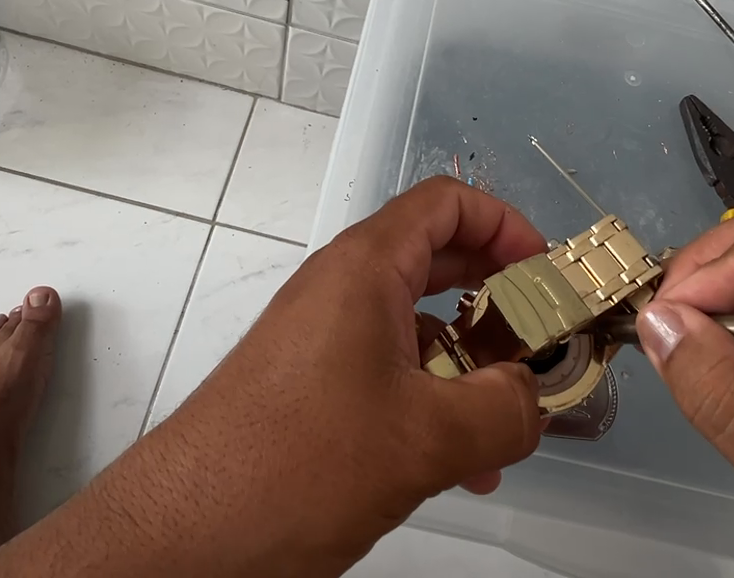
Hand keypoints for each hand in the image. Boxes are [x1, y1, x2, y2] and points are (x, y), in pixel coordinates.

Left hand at [0, 177, 546, 577]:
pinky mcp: (311, 378)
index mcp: (366, 265)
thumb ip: (503, 411)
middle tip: (542, 334)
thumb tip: (534, 399)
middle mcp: (342, 284)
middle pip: (434, 255)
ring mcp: (323, 332)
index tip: (545, 271)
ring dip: (468, 357)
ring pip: (414, 319)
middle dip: (497, 290)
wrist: (188, 529)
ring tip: (507, 413)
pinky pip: (387, 364)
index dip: (505, 223)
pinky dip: (431, 394)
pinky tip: (461, 459)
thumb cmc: (302, 459)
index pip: (446, 203)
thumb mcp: (425, 438)